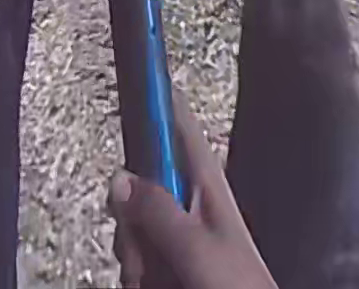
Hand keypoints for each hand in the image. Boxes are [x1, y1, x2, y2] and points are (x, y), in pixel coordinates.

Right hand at [108, 98, 278, 288]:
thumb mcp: (196, 247)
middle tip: (141, 239)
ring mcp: (176, 228)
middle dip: (129, 207)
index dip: (153, 96)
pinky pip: (134, 249)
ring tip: (152, 275)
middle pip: (138, 172)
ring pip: (131, 217)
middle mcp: (186, 195)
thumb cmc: (238, 288)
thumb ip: (156, 211)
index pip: (175, 116)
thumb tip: (119, 178)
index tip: (130, 90)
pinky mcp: (168, 258)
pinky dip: (136, 269)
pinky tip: (149, 282)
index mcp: (203, 176)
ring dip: (132, 247)